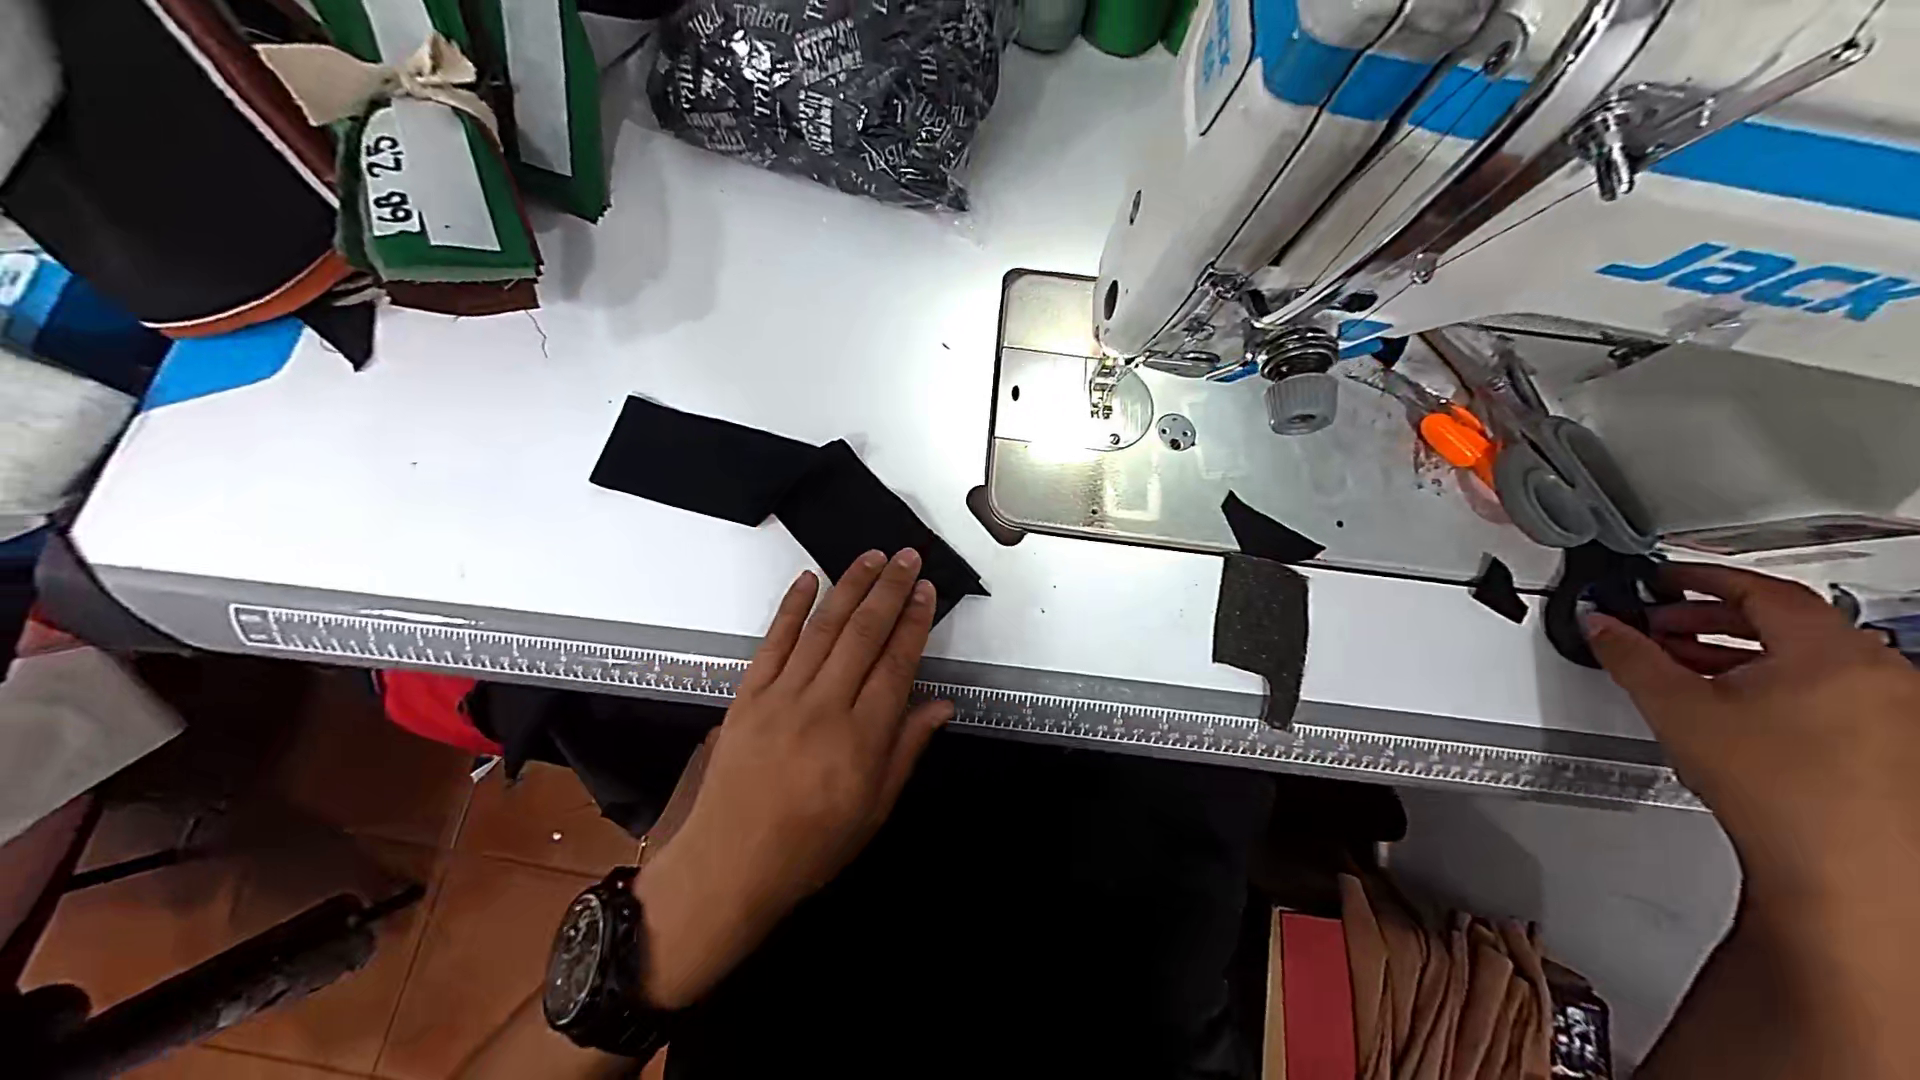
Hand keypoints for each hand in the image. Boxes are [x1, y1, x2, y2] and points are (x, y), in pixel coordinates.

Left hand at [632, 549, 952, 1007]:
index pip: (896, 664)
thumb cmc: (809, 846)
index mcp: (861, 739)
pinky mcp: (748, 695)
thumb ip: (907, 749)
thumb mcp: (874, 810)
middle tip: (907, 556)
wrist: (728, 866)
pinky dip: (791, 607)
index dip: (914, 623)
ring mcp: (781, 697)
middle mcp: (823, 708)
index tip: (926, 592)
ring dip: (849, 587)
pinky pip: (773, 642)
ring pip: (823, 628)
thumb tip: (940, 705)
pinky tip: (808, 580)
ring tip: (871, 557)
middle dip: (889, 589)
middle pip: (863, 634)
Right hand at [1584, 563, 1919, 904]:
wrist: (1843, 872)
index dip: (1701, 579)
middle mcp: (1878, 674)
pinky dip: (1767, 679)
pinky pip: (1821, 687)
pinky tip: (1724, 699)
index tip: (1666, 578)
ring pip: (1801, 656)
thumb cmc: (1784, 794)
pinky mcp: (1890, 741)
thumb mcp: (1675, 706)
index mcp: (1832, 654)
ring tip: (1680, 660)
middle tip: (1659, 619)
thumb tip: (1601, 625)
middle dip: (1708, 617)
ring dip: (1735, 649)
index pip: (1761, 590)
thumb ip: (1629, 655)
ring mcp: (1894, 710)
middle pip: (1783, 621)